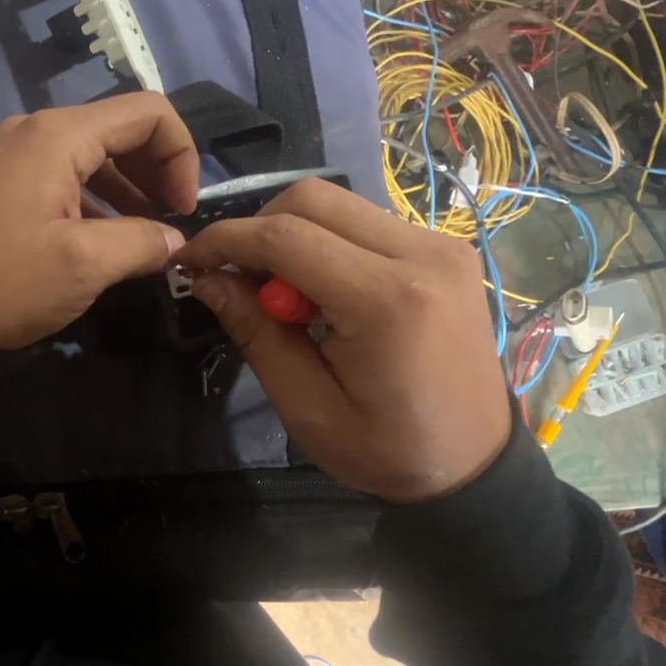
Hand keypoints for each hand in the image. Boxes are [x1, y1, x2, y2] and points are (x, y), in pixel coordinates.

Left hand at [0, 92, 199, 350]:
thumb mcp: (85, 265)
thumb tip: (175, 240)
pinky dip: (95, 198)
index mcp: (58, 135)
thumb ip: (142, 243)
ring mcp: (14, 154)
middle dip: (157, 172)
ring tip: (147, 236)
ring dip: (128, 189)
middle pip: (119, 130)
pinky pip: (63, 174)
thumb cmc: (5, 281)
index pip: (147, 113)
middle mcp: (35, 130)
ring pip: (92, 155)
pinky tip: (106, 237)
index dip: (181, 154)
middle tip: (172, 224)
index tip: (185, 208)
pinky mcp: (2, 181)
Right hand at [175, 177, 510, 502]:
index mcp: (388, 301)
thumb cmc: (388, 450)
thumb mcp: (307, 407)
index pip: (285, 237)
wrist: (476, 465)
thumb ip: (256, 334)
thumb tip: (209, 279)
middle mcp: (421, 255)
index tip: (188, 260)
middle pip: (312, 199)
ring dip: (290, 233)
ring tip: (279, 290)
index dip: (225, 240)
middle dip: (256, 228)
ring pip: (337, 203)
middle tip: (236, 277)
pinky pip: (363, 221)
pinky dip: (324, 241)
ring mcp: (440, 245)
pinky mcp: (445, 249)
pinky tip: (319, 288)